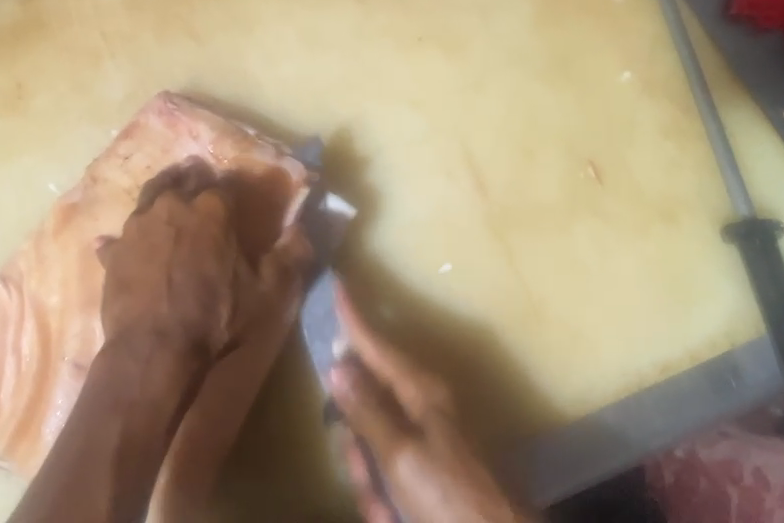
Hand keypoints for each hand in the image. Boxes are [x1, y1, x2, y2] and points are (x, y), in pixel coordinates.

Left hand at [97, 159, 309, 360]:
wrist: (154, 351)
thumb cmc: (215, 318)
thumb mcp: (266, 294)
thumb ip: (290, 257)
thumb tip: (303, 229)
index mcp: (211, 209)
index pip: (226, 185)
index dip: (235, 188)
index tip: (239, 195)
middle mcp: (172, 206)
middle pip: (183, 179)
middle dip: (195, 178)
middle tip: (201, 181)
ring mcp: (138, 227)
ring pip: (150, 196)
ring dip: (161, 194)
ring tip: (168, 198)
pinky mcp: (114, 252)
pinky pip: (119, 237)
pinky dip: (124, 239)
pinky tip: (119, 243)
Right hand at [331, 285, 535, 522]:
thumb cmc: (447, 496)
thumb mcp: (400, 455)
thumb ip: (366, 412)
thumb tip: (337, 366)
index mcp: (419, 391)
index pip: (376, 345)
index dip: (353, 318)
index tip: (336, 284)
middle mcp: (419, 406)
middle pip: (362, 406)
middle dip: (355, 448)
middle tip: (364, 475)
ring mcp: (419, 439)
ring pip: (366, 446)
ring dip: (368, 482)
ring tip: (386, 512)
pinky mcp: (419, 469)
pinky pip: (381, 475)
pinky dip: (381, 499)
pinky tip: (392, 518)